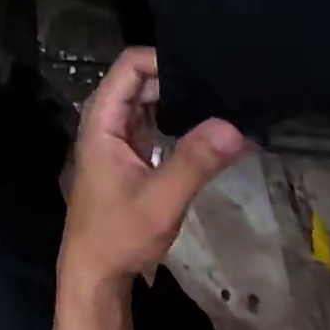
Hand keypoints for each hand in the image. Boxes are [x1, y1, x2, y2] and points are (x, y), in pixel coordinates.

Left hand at [59, 47, 248, 289]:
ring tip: (220, 95)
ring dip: (179, 95)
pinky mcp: (130, 146)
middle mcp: (107, 115)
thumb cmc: (119, 233)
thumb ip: (194, 162)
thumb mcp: (160, 201)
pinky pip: (153, 116)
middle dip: (177, 75)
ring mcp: (118, 130)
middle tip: (221, 80)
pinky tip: (206, 122)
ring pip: (149, 96)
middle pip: (141, 76)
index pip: (130, 64)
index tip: (203, 66)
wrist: (96, 270)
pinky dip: (177, 115)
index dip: (163, 58)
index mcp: (103, 115)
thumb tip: (232, 127)